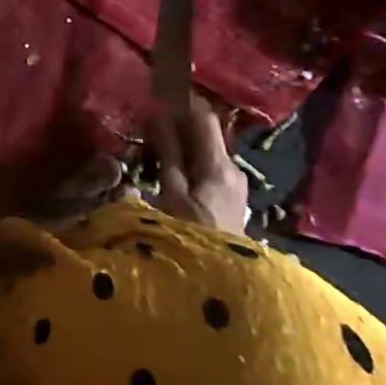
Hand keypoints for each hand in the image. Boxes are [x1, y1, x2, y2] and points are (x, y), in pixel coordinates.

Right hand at [151, 90, 249, 235]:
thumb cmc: (191, 239)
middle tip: (149, 124)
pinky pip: (210, 169)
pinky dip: (190, 163)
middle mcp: (234, 169)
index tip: (159, 92)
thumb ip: (168, 154)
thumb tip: (160, 114)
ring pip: (207, 152)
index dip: (183, 100)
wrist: (223, 292)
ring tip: (154, 149)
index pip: (204, 117)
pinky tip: (170, 173)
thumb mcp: (172, 196)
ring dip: (183, 144)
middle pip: (206, 134)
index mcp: (220, 165)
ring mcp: (236, 186)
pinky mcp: (232, 201)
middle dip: (179, 123)